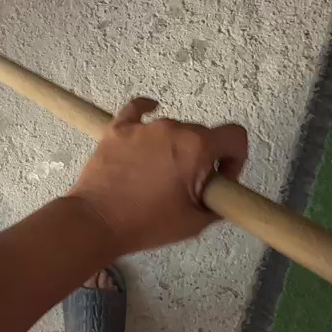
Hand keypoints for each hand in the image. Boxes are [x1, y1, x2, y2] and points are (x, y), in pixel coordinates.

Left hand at [67, 98, 247, 255]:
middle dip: (202, 157)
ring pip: (171, 128)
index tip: (221, 177)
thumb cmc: (145, 223)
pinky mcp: (117, 130)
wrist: (96, 222)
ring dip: (174, 146)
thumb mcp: (194, 222)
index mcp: (196, 147)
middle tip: (187, 185)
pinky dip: (145, 110)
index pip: (235, 136)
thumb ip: (216, 203)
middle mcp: (172, 128)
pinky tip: (150, 108)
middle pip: (202, 134)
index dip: (235, 157)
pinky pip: (136, 110)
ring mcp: (143, 127)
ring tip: (159, 174)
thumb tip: (219, 196)